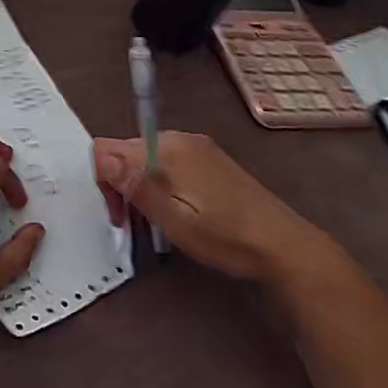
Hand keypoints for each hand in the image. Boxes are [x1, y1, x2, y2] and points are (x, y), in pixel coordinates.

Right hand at [93, 131, 319, 281]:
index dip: (104, 180)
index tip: (119, 214)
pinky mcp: (209, 161)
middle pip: (126, 151)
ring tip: (156, 221)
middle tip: (133, 223)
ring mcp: (197, 149)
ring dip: (140, 187)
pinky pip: (167, 164)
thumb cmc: (225, 236)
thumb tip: (100, 156)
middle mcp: (179, 139)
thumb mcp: (173, 218)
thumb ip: (136, 184)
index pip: (109, 148)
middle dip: (121, 185)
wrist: (286, 248)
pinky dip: (160, 185)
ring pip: (146, 159)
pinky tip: (175, 210)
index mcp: (167, 147)